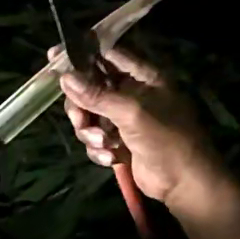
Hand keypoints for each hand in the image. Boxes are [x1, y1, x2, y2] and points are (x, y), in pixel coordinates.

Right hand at [54, 46, 224, 209]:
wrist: (185, 183)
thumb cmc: (167, 139)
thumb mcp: (132, 112)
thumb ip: (97, 95)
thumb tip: (64, 77)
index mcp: (143, 77)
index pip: (107, 56)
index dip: (81, 55)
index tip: (54, 57)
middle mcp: (132, 94)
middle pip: (90, 88)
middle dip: (82, 106)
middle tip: (80, 120)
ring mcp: (124, 119)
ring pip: (89, 115)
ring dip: (90, 132)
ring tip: (104, 144)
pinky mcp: (119, 142)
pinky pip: (94, 138)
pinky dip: (98, 149)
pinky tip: (112, 158)